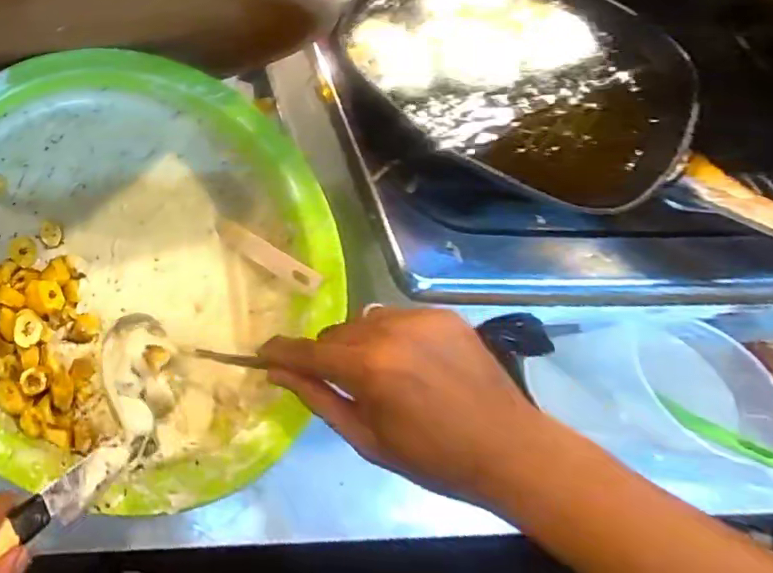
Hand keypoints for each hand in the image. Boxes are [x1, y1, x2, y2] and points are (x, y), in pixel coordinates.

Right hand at [260, 307, 539, 503]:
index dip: (281, 352)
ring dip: (362, 344)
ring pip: (365, 322)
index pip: (308, 352)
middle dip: (330, 356)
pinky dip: (395, 336)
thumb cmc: (434, 458)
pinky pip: (397, 317)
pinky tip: (416, 363)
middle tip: (348, 385)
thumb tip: (278, 373)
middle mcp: (386, 331)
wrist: (510, 450)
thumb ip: (319, 400)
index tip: (262, 352)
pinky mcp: (439, 313)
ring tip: (388, 375)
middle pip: (336, 335)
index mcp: (367, 368)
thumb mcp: (369, 440)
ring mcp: (416, 317)